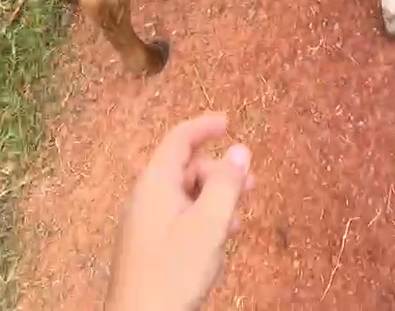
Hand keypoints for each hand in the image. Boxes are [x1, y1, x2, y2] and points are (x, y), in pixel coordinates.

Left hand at [106, 112, 254, 310]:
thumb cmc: (173, 272)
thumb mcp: (209, 224)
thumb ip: (227, 183)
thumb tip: (241, 150)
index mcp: (155, 183)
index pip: (180, 138)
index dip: (205, 126)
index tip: (230, 123)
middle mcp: (146, 197)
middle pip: (186, 167)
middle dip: (219, 171)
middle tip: (250, 184)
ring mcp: (145, 223)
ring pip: (186, 195)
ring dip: (215, 198)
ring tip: (239, 217)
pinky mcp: (148, 246)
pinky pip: (179, 217)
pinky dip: (202, 217)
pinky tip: (220, 240)